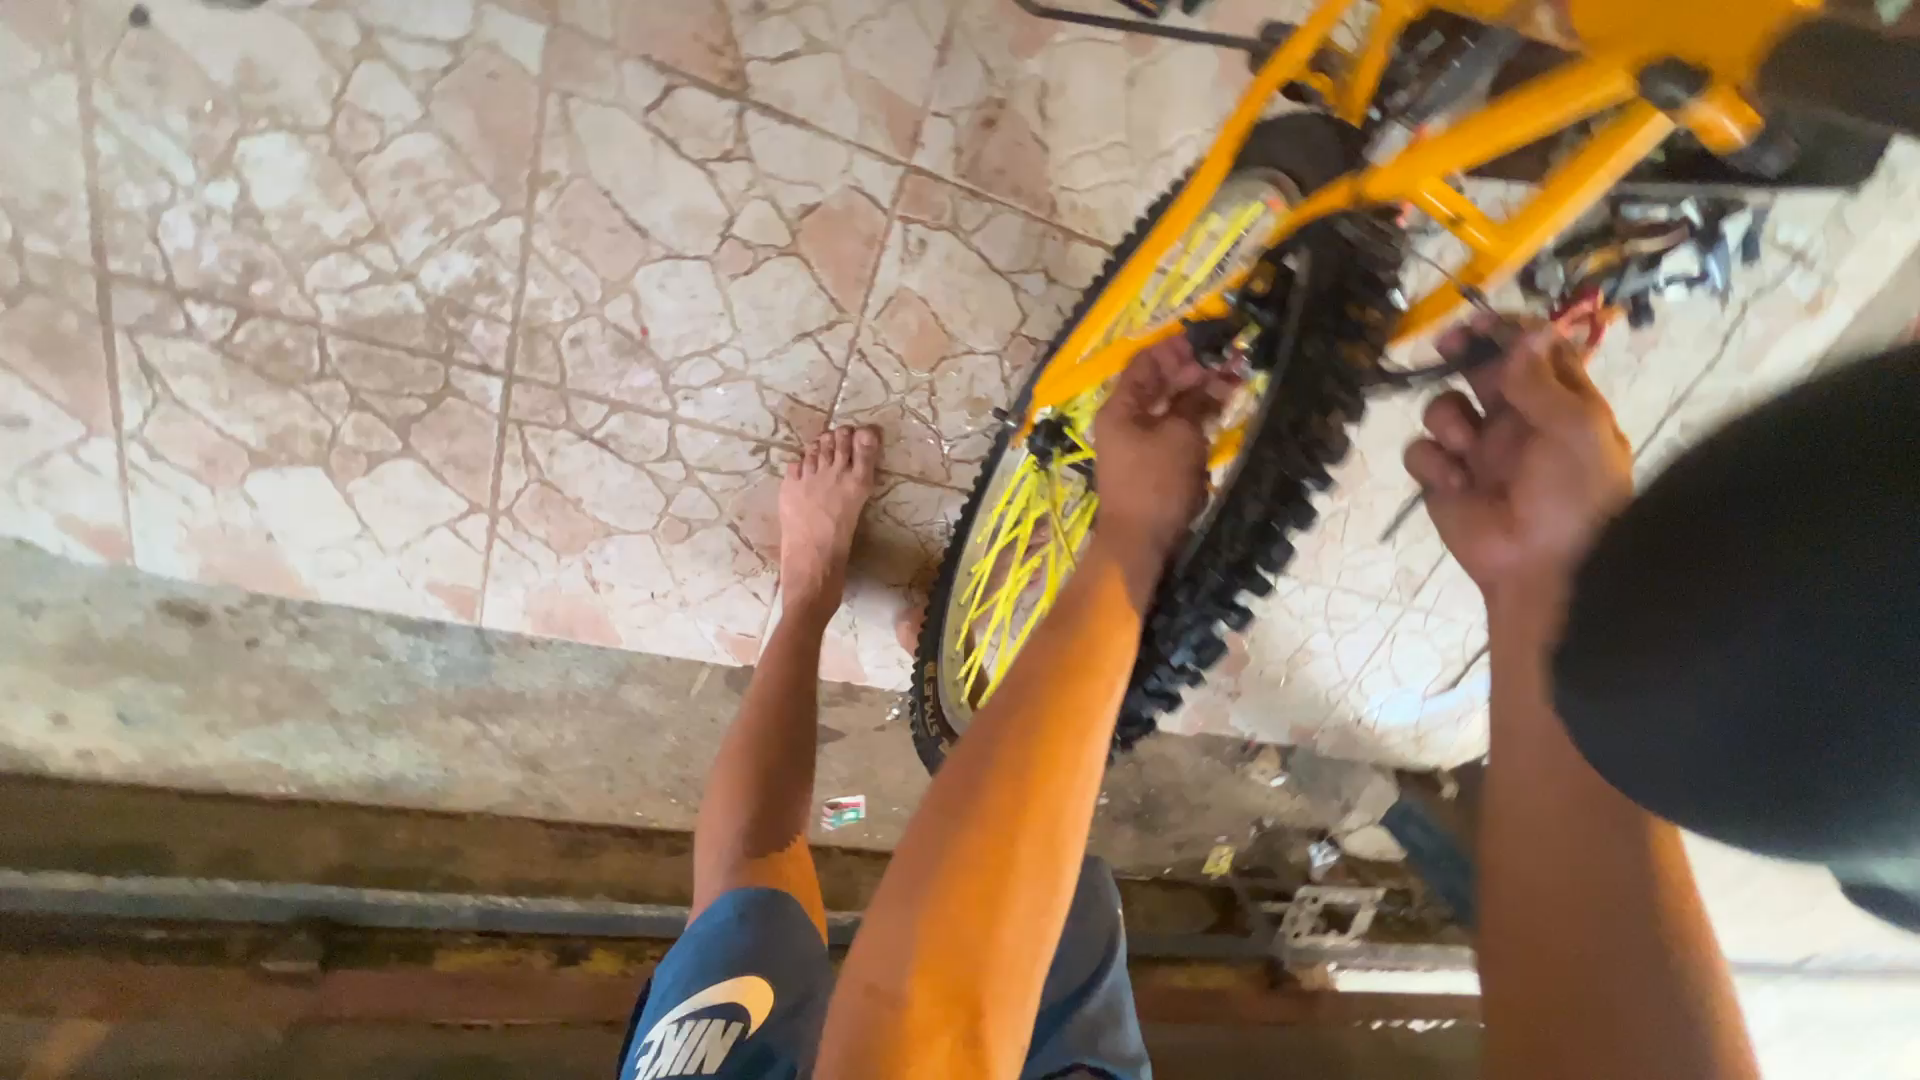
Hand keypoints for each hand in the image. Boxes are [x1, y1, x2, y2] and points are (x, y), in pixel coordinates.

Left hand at [1092, 335, 1236, 559]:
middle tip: (1231, 363)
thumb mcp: (1180, 436)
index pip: (1146, 361)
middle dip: (1194, 371)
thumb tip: (1217, 378)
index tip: (1212, 340)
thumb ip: (1197, 402)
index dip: (1177, 347)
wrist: (1139, 543)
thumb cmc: (1156, 484)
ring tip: (1232, 385)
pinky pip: (1172, 431)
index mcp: (1120, 407)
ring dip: (1198, 395)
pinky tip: (1219, 415)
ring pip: (1169, 407)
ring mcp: (1136, 443)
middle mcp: (1123, 420)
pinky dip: (1194, 421)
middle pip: (1158, 383)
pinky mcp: (1151, 464)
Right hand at [1404, 319, 1632, 605]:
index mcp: (1558, 405)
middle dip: (1463, 354)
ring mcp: (1475, 450)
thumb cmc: (1573, 497)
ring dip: (1447, 420)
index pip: (1533, 352)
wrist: (1540, 567)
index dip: (1508, 331)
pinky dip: (1433, 464)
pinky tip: (1455, 485)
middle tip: (1447, 345)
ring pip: (1442, 408)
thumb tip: (1523, 332)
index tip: (1482, 322)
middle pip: (1481, 370)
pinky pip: (1421, 452)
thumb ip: (1541, 382)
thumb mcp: (1573, 431)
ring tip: (1464, 448)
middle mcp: (1515, 421)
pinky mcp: (1441, 479)